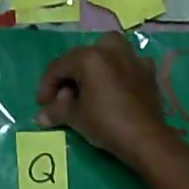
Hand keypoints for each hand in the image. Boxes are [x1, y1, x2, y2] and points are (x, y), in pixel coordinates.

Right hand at [34, 33, 170, 162]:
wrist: (146, 139)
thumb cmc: (106, 124)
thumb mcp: (75, 118)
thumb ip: (56, 111)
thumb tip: (40, 116)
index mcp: (89, 57)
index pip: (59, 67)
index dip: (46, 86)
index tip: (43, 105)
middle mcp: (111, 49)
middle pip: (81, 57)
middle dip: (69, 77)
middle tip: (64, 98)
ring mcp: (133, 57)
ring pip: (107, 52)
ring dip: (94, 66)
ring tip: (89, 86)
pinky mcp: (148, 71)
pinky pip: (127, 63)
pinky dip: (117, 71)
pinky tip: (115, 86)